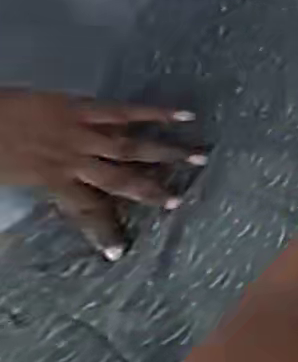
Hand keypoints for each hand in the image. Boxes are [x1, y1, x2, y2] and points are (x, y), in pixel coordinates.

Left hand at [0, 89, 200, 259]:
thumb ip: (32, 180)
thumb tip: (58, 189)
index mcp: (45, 179)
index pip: (82, 209)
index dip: (101, 230)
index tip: (120, 251)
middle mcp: (70, 161)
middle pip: (117, 180)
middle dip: (150, 191)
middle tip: (179, 201)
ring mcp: (80, 134)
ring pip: (131, 148)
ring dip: (169, 153)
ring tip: (201, 158)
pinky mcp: (83, 110)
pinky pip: (125, 111)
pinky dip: (158, 114)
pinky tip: (187, 116)